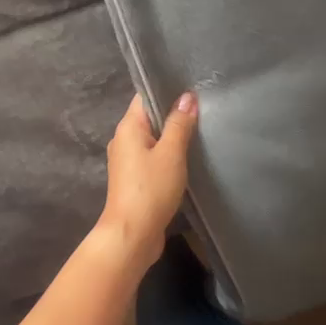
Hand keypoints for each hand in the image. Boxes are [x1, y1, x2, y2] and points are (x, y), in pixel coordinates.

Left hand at [97, 92, 198, 270]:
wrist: (132, 235)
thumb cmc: (150, 189)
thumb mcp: (171, 154)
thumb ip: (179, 125)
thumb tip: (187, 96)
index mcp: (128, 127)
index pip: (145, 97)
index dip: (166, 91)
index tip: (191, 89)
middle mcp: (123, 139)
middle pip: (149, 118)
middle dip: (172, 115)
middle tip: (202, 111)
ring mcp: (126, 161)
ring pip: (152, 140)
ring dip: (171, 139)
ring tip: (199, 134)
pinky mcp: (133, 180)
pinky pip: (151, 159)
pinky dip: (167, 157)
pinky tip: (186, 161)